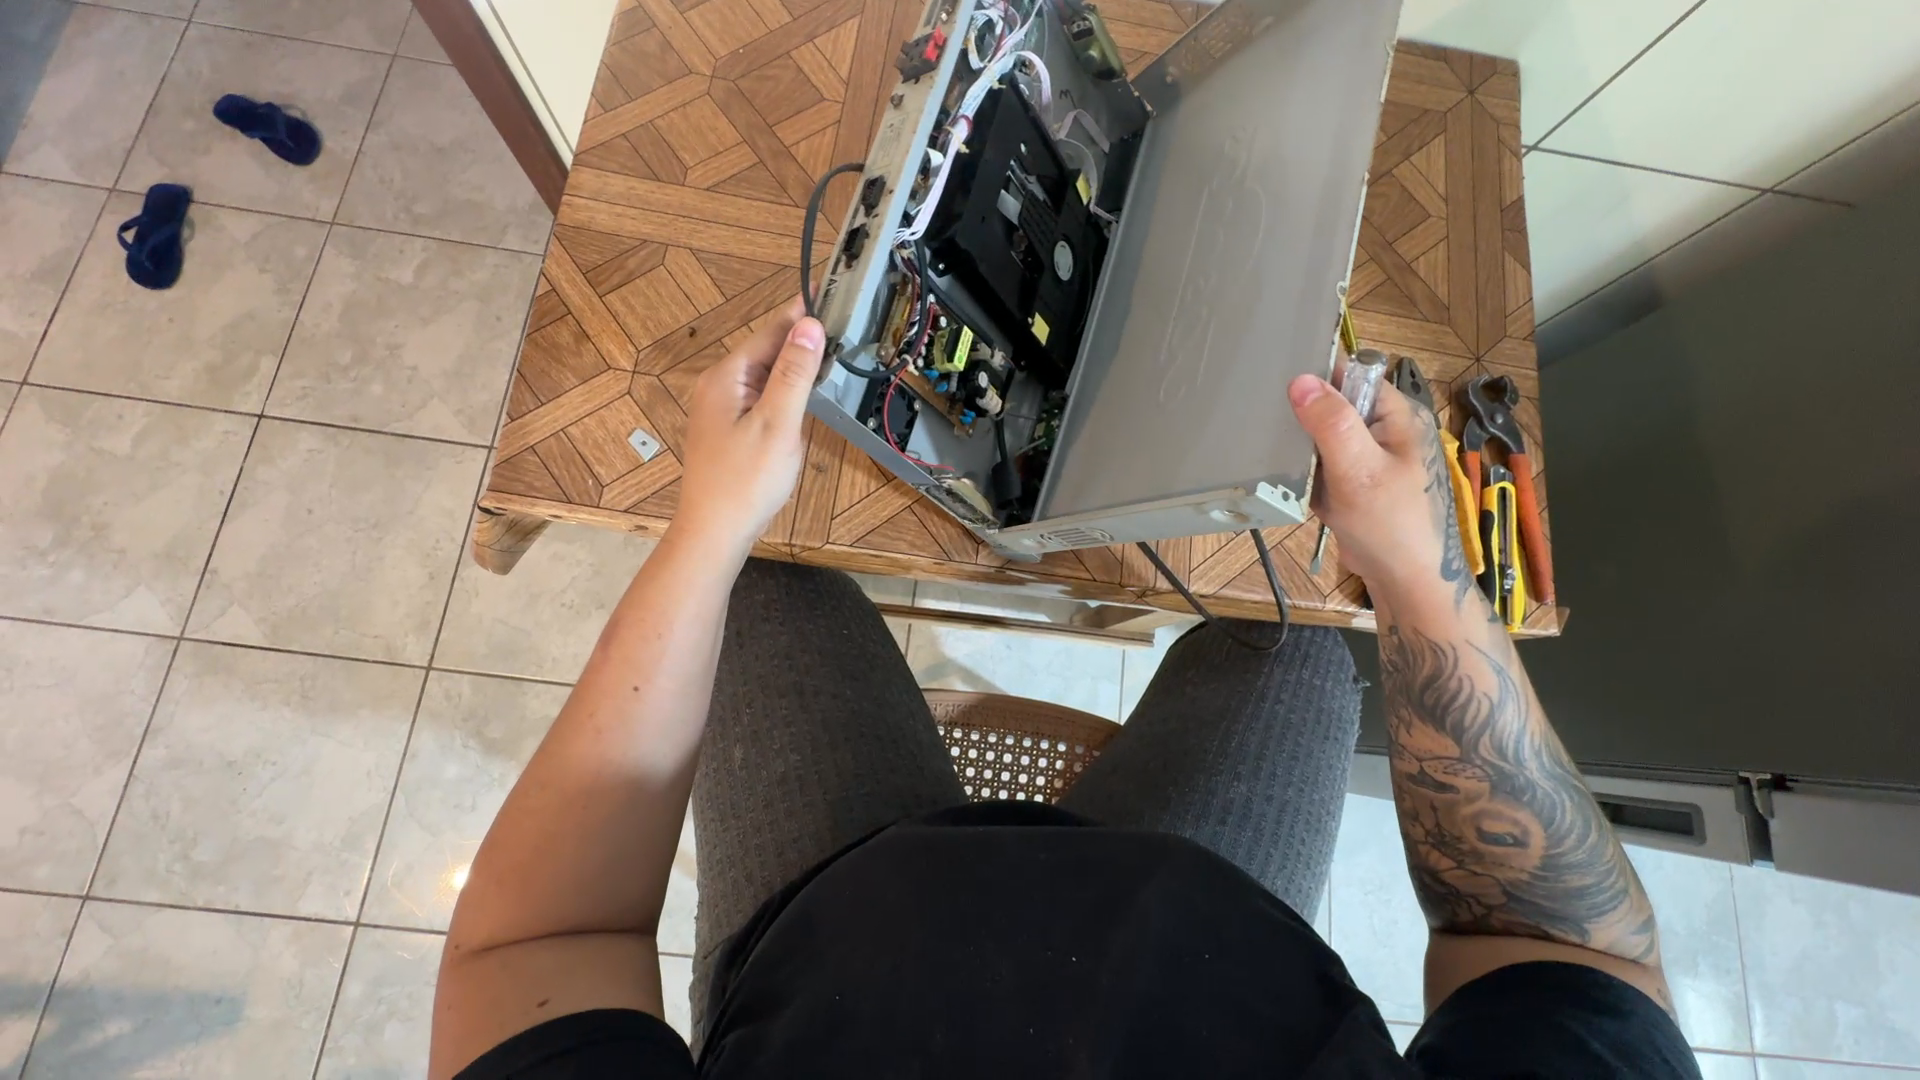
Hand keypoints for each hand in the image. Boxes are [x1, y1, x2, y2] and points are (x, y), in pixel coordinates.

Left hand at [674, 296, 822, 560]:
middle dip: (800, 340)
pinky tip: (802, 400)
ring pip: (764, 377)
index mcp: (726, 378)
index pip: (769, 333)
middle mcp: (718, 386)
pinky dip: (784, 393)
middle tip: (839, 329)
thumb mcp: (777, 423)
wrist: (715, 532)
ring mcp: (720, 410)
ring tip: (829, 357)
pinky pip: (760, 399)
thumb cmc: (745, 481)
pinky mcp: (728, 431)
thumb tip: (810, 326)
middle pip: (765, 352)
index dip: (801, 316)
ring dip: (793, 368)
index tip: (831, 298)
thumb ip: (794, 374)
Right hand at [1287, 373, 1473, 605]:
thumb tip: (1300, 380)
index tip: (1276, 378)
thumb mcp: (1358, 470)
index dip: (1318, 373)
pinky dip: (1306, 470)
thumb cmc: (1389, 524)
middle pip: (1335, 404)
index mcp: (1397, 415)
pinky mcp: (1356, 482)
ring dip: (1301, 445)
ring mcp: (1370, 457)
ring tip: (1270, 448)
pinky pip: (1324, 463)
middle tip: (1264, 419)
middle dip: (1303, 413)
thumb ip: (1331, 424)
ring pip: (1324, 435)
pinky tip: (1289, 478)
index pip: (1352, 376)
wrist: (1404, 580)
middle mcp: (1386, 430)